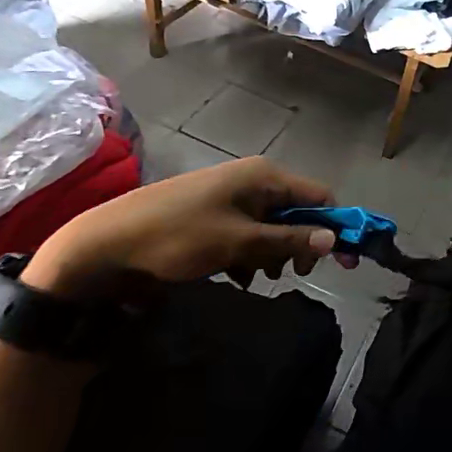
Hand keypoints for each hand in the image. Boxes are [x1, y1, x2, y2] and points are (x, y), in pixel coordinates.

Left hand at [25, 157, 347, 298]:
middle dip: (299, 243)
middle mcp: (253, 180)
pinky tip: (237, 273)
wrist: (105, 244)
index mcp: (264, 176)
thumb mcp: (239, 242)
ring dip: (273, 253)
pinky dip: (251, 254)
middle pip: (298, 212)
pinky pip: (250, 232)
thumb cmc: (178, 237)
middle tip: (291, 273)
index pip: (320, 197)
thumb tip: (335, 239)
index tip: (346, 262)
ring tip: (254, 274)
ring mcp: (232, 196)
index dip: (337, 227)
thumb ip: (290, 240)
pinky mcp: (215, 214)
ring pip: (274, 226)